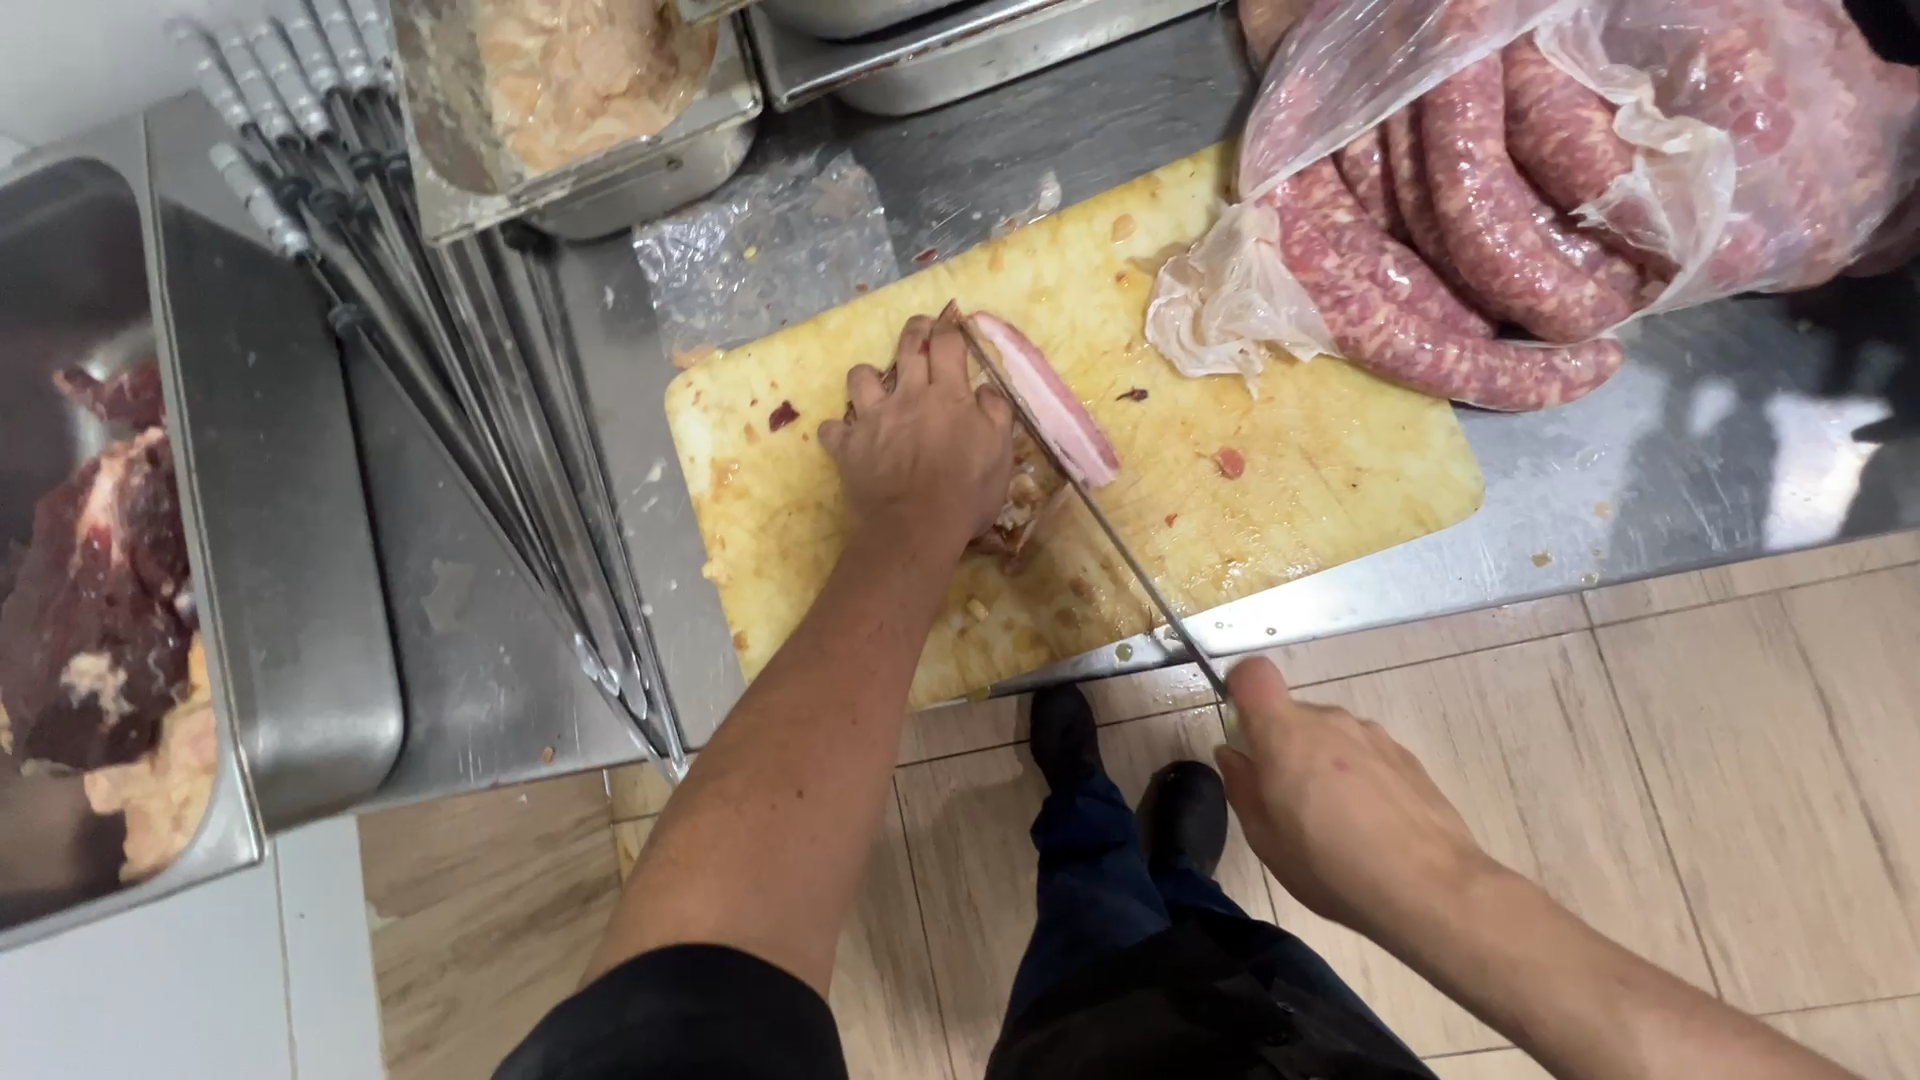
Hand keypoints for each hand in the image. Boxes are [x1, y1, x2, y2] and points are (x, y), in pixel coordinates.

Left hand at [818, 315, 1013, 549]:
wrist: (917, 527)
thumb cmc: (966, 494)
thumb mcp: (1000, 454)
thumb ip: (995, 415)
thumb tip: (985, 390)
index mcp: (948, 395)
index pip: (948, 344)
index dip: (949, 328)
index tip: (950, 324)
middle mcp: (908, 396)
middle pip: (908, 346)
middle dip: (915, 331)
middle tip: (920, 329)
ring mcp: (873, 419)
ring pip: (861, 377)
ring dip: (868, 376)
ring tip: (875, 386)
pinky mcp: (848, 446)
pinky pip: (834, 429)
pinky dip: (839, 432)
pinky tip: (848, 439)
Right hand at [1214, 657, 1502, 938]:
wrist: (1431, 889)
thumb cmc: (1329, 863)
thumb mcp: (1263, 836)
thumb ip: (1241, 785)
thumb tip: (1234, 755)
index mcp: (1284, 732)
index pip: (1253, 674)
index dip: (1241, 689)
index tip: (1243, 728)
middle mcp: (1329, 720)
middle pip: (1292, 714)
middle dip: (1282, 745)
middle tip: (1287, 798)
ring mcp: (1373, 736)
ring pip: (1330, 736)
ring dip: (1323, 763)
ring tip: (1336, 819)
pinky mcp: (1407, 758)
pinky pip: (1364, 755)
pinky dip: (1358, 777)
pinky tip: (1371, 825)